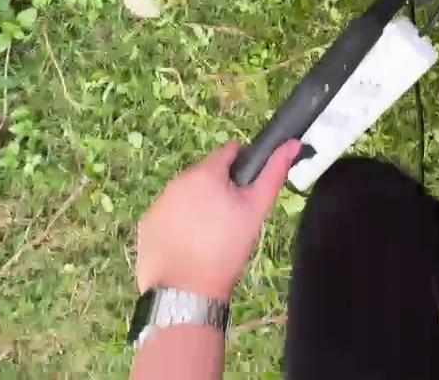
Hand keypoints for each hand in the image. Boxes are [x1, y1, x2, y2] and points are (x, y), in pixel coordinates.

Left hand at [134, 140, 299, 298]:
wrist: (186, 294)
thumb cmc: (227, 247)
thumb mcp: (256, 209)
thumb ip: (274, 172)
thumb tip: (293, 143)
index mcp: (205, 172)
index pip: (229, 152)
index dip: (243, 165)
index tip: (246, 189)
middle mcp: (177, 181)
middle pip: (206, 174)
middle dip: (219, 188)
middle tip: (231, 217)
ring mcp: (158, 204)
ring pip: (186, 195)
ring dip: (198, 204)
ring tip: (209, 235)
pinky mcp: (145, 226)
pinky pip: (168, 215)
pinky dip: (178, 223)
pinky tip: (188, 245)